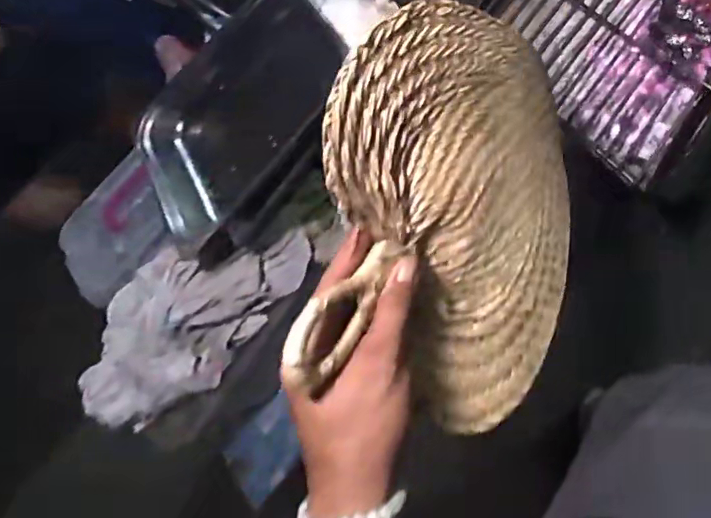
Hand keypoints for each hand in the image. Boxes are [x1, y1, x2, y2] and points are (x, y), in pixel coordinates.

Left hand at [285, 229, 416, 516]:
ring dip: (374, 284)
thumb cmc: (361, 426)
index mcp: (305, 349)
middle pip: (340, 298)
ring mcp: (333, 363)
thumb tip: (405, 260)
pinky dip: (382, 307)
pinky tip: (399, 292)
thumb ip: (391, 312)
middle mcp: (314, 350)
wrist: (359, 488)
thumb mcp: (378, 365)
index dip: (348, 256)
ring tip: (397, 251)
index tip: (367, 222)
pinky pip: (366, 328)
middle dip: (363, 265)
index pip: (327, 289)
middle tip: (388, 230)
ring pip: (353, 312)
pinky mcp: (353, 372)